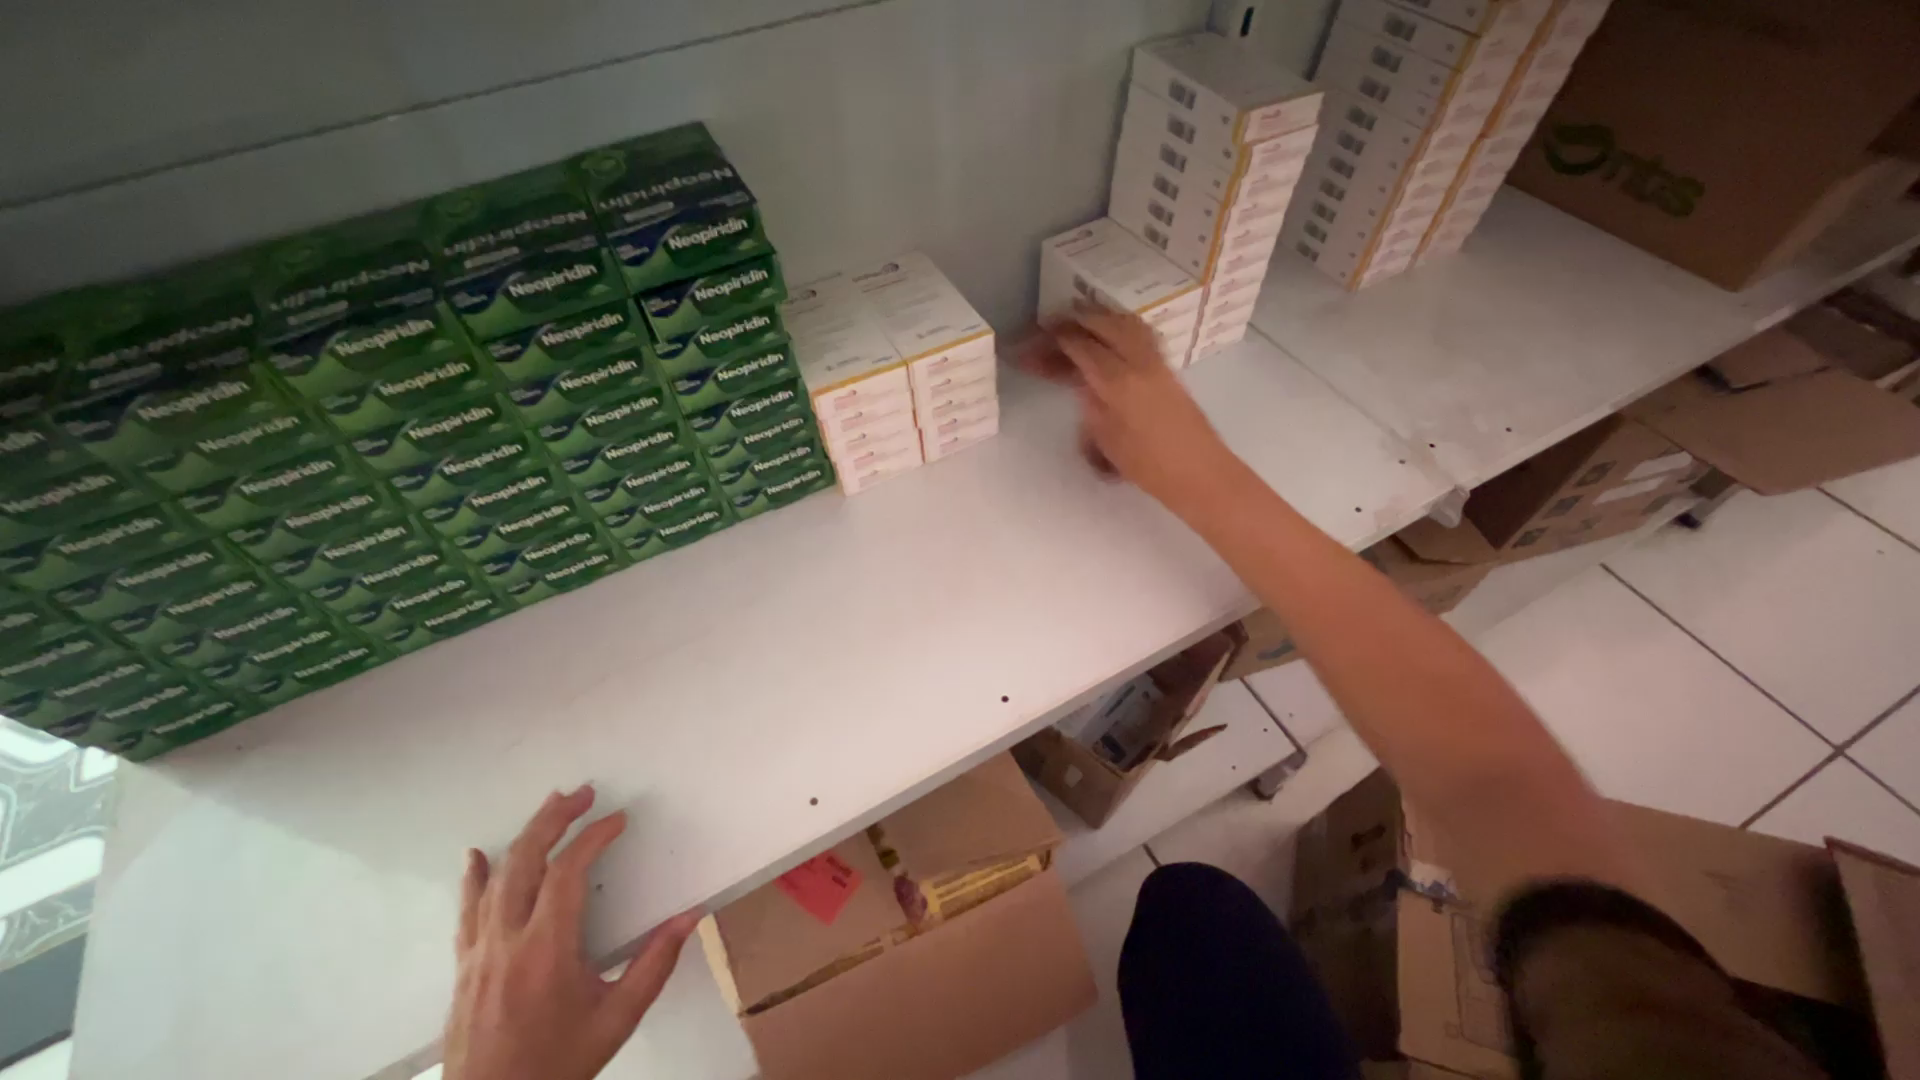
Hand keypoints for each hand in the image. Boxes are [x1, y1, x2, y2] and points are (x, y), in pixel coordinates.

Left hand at [445, 787, 699, 1079]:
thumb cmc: (559, 1062)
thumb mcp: (618, 1019)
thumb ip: (655, 964)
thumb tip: (691, 916)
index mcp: (547, 949)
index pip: (568, 872)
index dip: (594, 837)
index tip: (618, 820)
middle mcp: (507, 940)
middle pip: (526, 861)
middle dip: (555, 819)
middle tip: (583, 793)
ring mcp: (478, 951)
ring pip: (496, 878)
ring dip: (525, 836)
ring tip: (549, 807)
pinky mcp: (464, 965)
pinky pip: (467, 910)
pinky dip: (475, 877)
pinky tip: (477, 856)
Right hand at [1030, 302, 1252, 517]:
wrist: (1199, 472)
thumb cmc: (1148, 465)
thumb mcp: (1106, 439)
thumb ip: (1091, 405)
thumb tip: (1082, 382)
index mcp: (1117, 381)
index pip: (1081, 347)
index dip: (1056, 340)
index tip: (1038, 338)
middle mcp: (1139, 362)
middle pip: (1105, 324)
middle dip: (1077, 320)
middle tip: (1053, 324)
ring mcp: (1157, 362)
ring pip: (1127, 324)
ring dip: (1101, 318)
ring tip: (1081, 321)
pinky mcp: (1168, 370)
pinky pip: (1141, 334)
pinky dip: (1121, 327)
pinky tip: (1113, 334)